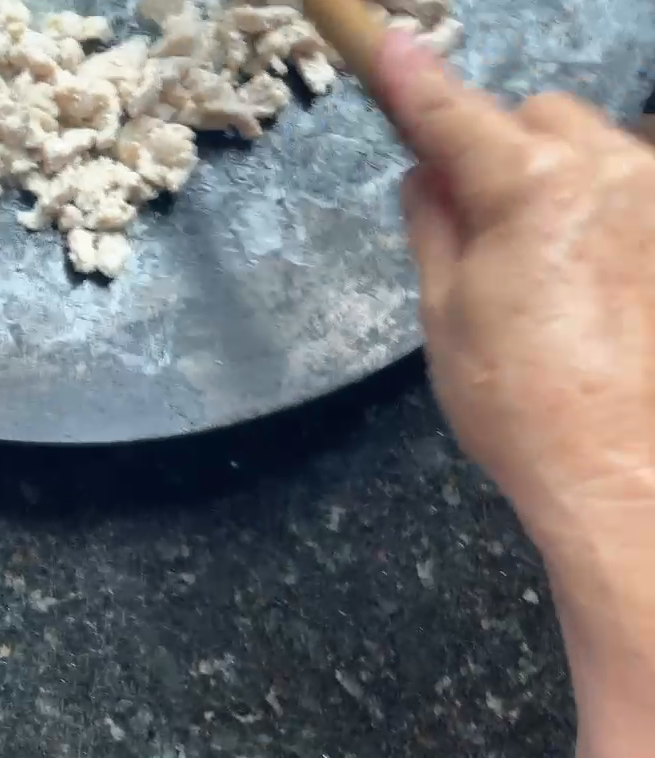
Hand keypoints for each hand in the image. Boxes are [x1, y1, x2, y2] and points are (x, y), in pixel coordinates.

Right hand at [375, 33, 654, 595]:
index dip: (414, 86)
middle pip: (541, 117)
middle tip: (461, 219)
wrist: (627, 457)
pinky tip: (592, 273)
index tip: (384, 43)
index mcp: (538, 192)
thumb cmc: (514, 393)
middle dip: (497, 148)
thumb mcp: (445, 313)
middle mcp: (624, 168)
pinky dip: (601, 203)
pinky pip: (640, 178)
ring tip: (533, 266)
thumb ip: (434, 228)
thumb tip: (421, 174)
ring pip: (598, 142)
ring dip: (552, 175)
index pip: (457, 123)